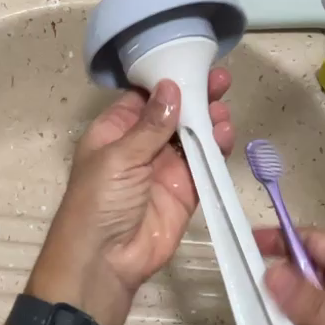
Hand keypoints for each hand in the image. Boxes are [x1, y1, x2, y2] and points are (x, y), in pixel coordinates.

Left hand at [30, 69, 233, 324]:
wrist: (104, 262)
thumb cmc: (98, 202)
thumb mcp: (118, 157)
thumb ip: (150, 125)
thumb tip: (171, 87)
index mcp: (114, 132)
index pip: (143, 97)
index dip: (167, 80)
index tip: (191, 62)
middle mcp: (140, 147)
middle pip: (172, 114)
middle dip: (195, 97)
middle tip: (220, 80)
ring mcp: (164, 169)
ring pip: (191, 137)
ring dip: (208, 121)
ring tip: (223, 109)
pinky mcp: (184, 191)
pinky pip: (203, 164)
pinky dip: (215, 149)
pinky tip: (225, 134)